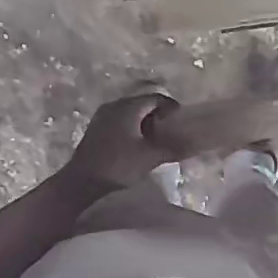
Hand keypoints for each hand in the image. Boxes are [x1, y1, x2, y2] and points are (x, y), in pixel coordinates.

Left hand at [59, 92, 180, 196]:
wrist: (82, 180)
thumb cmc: (118, 165)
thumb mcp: (150, 157)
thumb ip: (172, 147)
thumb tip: (194, 143)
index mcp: (129, 107)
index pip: (156, 98)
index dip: (171, 108)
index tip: (182, 121)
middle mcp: (115, 105)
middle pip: (142, 103)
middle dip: (158, 114)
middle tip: (171, 130)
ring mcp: (102, 115)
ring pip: (130, 112)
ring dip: (145, 121)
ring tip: (156, 138)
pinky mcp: (96, 127)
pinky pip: (120, 120)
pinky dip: (132, 126)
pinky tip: (136, 144)